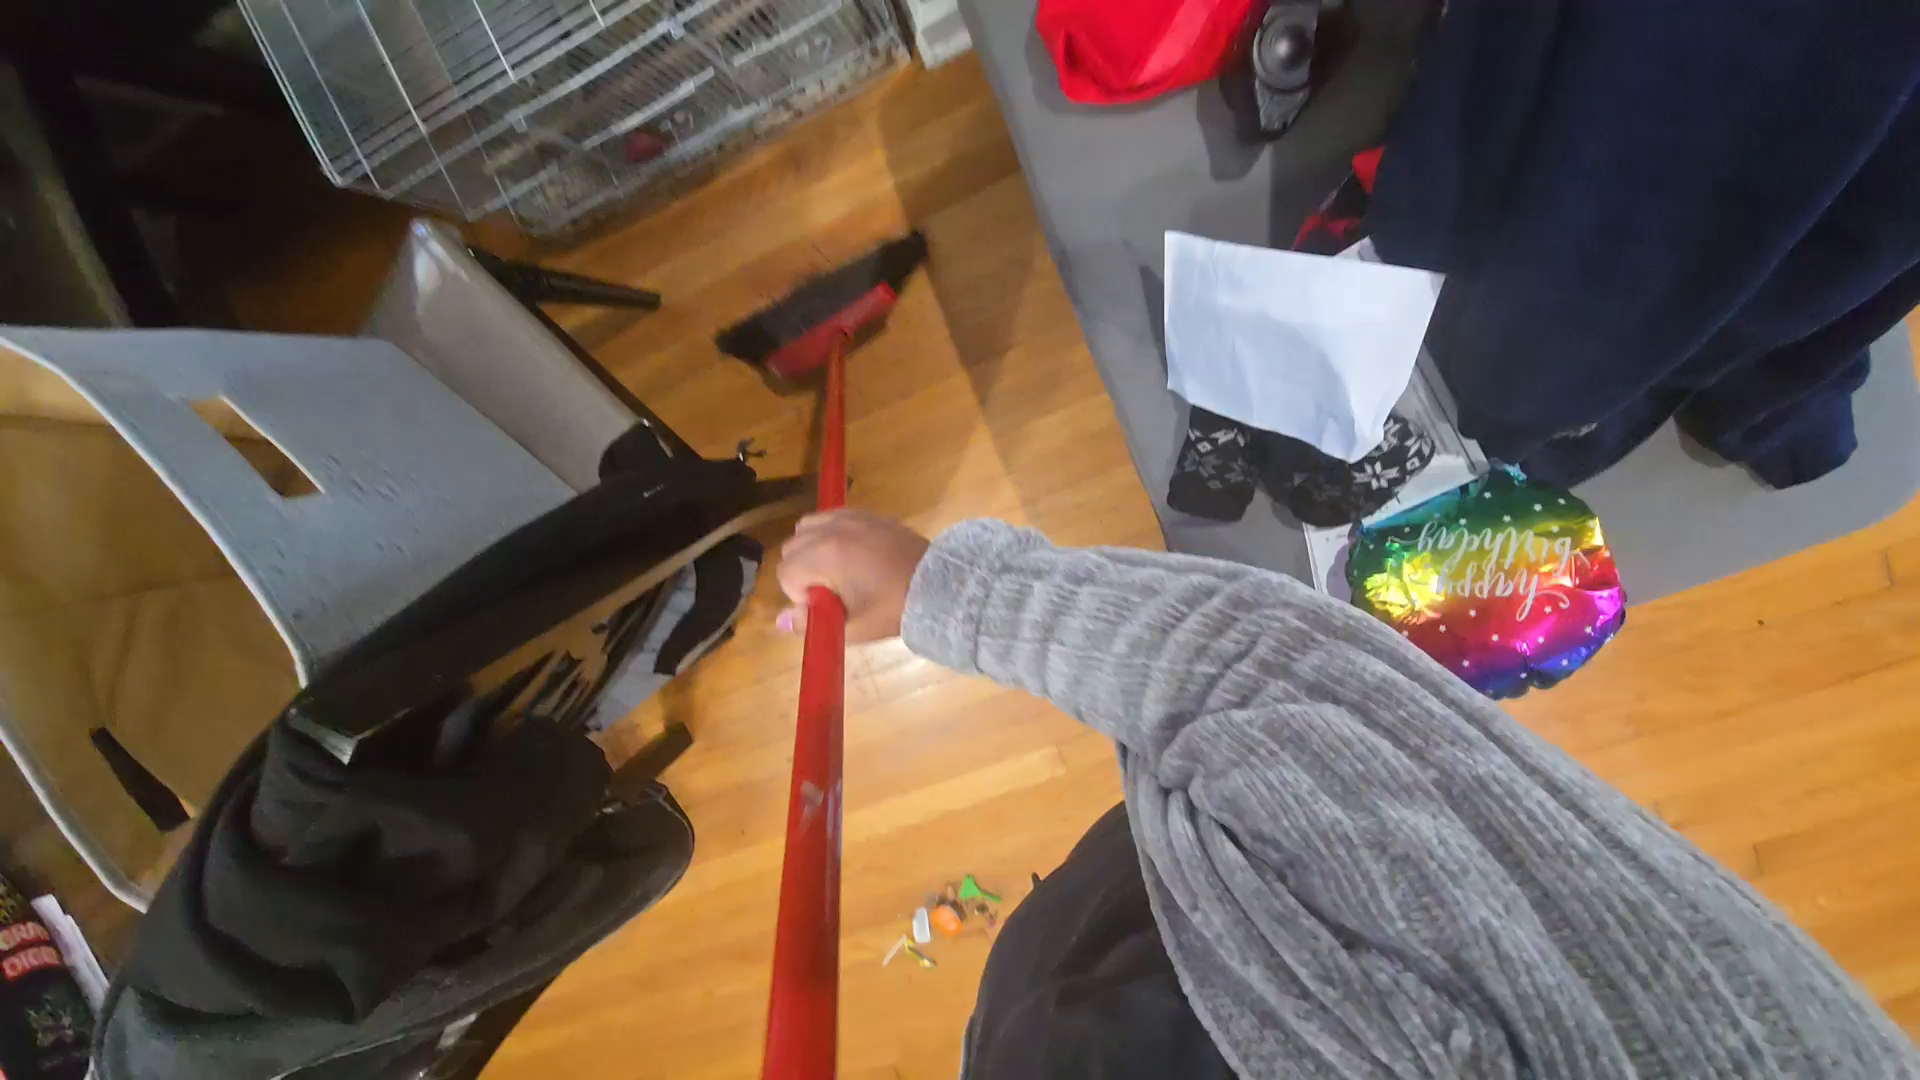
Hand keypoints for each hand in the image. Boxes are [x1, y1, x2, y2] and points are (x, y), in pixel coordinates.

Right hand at [775, 509, 930, 642]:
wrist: (937, 584)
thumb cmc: (893, 608)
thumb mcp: (852, 626)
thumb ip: (812, 623)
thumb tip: (781, 621)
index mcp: (825, 555)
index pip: (785, 571)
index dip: (798, 594)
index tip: (824, 605)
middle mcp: (831, 529)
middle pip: (792, 546)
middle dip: (802, 570)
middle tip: (830, 590)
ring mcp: (850, 516)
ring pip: (807, 526)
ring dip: (811, 548)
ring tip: (837, 570)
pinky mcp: (867, 513)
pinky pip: (831, 517)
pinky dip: (830, 533)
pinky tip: (851, 553)